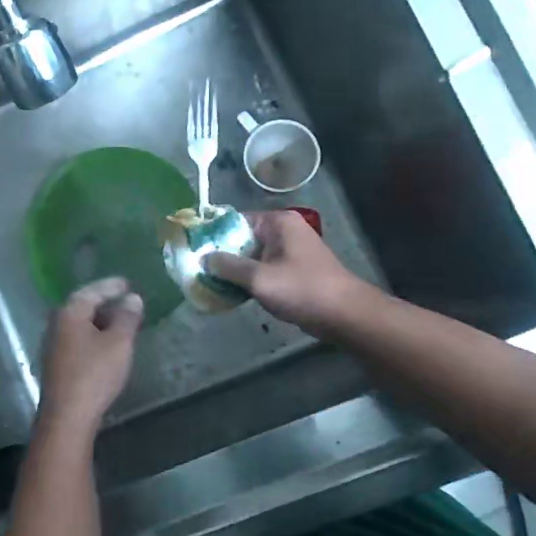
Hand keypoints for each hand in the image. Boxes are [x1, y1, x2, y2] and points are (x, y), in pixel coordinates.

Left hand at [38, 277, 142, 433]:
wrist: (68, 415)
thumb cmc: (94, 374)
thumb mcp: (118, 342)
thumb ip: (126, 317)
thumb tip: (132, 299)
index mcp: (69, 313)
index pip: (91, 290)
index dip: (111, 286)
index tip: (127, 284)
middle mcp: (56, 325)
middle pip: (82, 306)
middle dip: (105, 303)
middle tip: (126, 302)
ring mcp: (54, 346)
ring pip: (80, 325)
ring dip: (99, 322)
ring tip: (121, 323)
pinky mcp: (57, 364)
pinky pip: (78, 340)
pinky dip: (94, 337)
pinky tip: (106, 346)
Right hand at [206, 210, 364, 334]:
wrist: (343, 314)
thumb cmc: (302, 289)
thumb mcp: (258, 278)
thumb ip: (228, 266)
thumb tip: (203, 258)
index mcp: (277, 223)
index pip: (235, 221)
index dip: (212, 235)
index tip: (192, 250)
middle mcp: (283, 231)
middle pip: (242, 239)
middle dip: (220, 256)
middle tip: (196, 271)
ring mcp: (289, 252)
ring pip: (251, 257)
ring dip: (233, 271)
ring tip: (209, 284)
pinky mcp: (291, 271)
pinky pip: (262, 270)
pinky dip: (247, 280)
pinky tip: (231, 294)